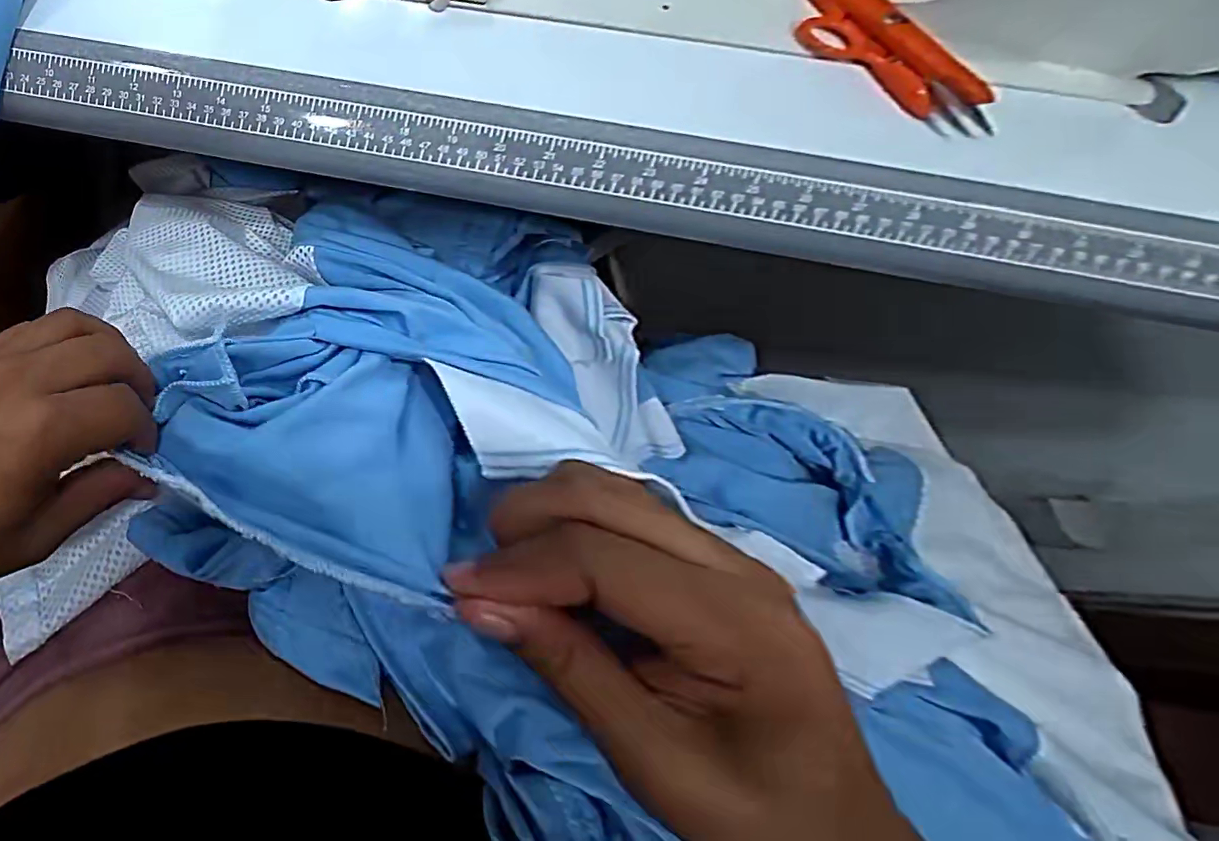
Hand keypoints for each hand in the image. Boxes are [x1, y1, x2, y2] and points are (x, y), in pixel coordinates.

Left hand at [0, 309, 157, 623]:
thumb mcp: (38, 536)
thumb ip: (101, 494)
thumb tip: (148, 474)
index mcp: (42, 431)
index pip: (123, 408)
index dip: (146, 430)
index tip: (143, 453)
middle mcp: (25, 380)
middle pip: (111, 355)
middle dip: (140, 383)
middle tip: (138, 416)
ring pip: (80, 325)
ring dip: (111, 350)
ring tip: (114, 382)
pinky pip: (42, 325)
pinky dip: (73, 338)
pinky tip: (71, 370)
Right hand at [447, 463, 919, 840]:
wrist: (834, 831)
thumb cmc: (747, 810)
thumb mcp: (649, 757)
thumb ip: (564, 666)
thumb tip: (474, 603)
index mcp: (736, 623)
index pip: (599, 557)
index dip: (518, 568)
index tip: (457, 588)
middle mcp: (735, 564)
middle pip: (600, 496)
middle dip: (523, 520)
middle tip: (480, 576)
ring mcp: (724, 550)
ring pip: (607, 484)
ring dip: (543, 509)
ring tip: (512, 566)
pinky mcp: (707, 552)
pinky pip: (621, 502)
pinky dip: (568, 515)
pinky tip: (554, 560)